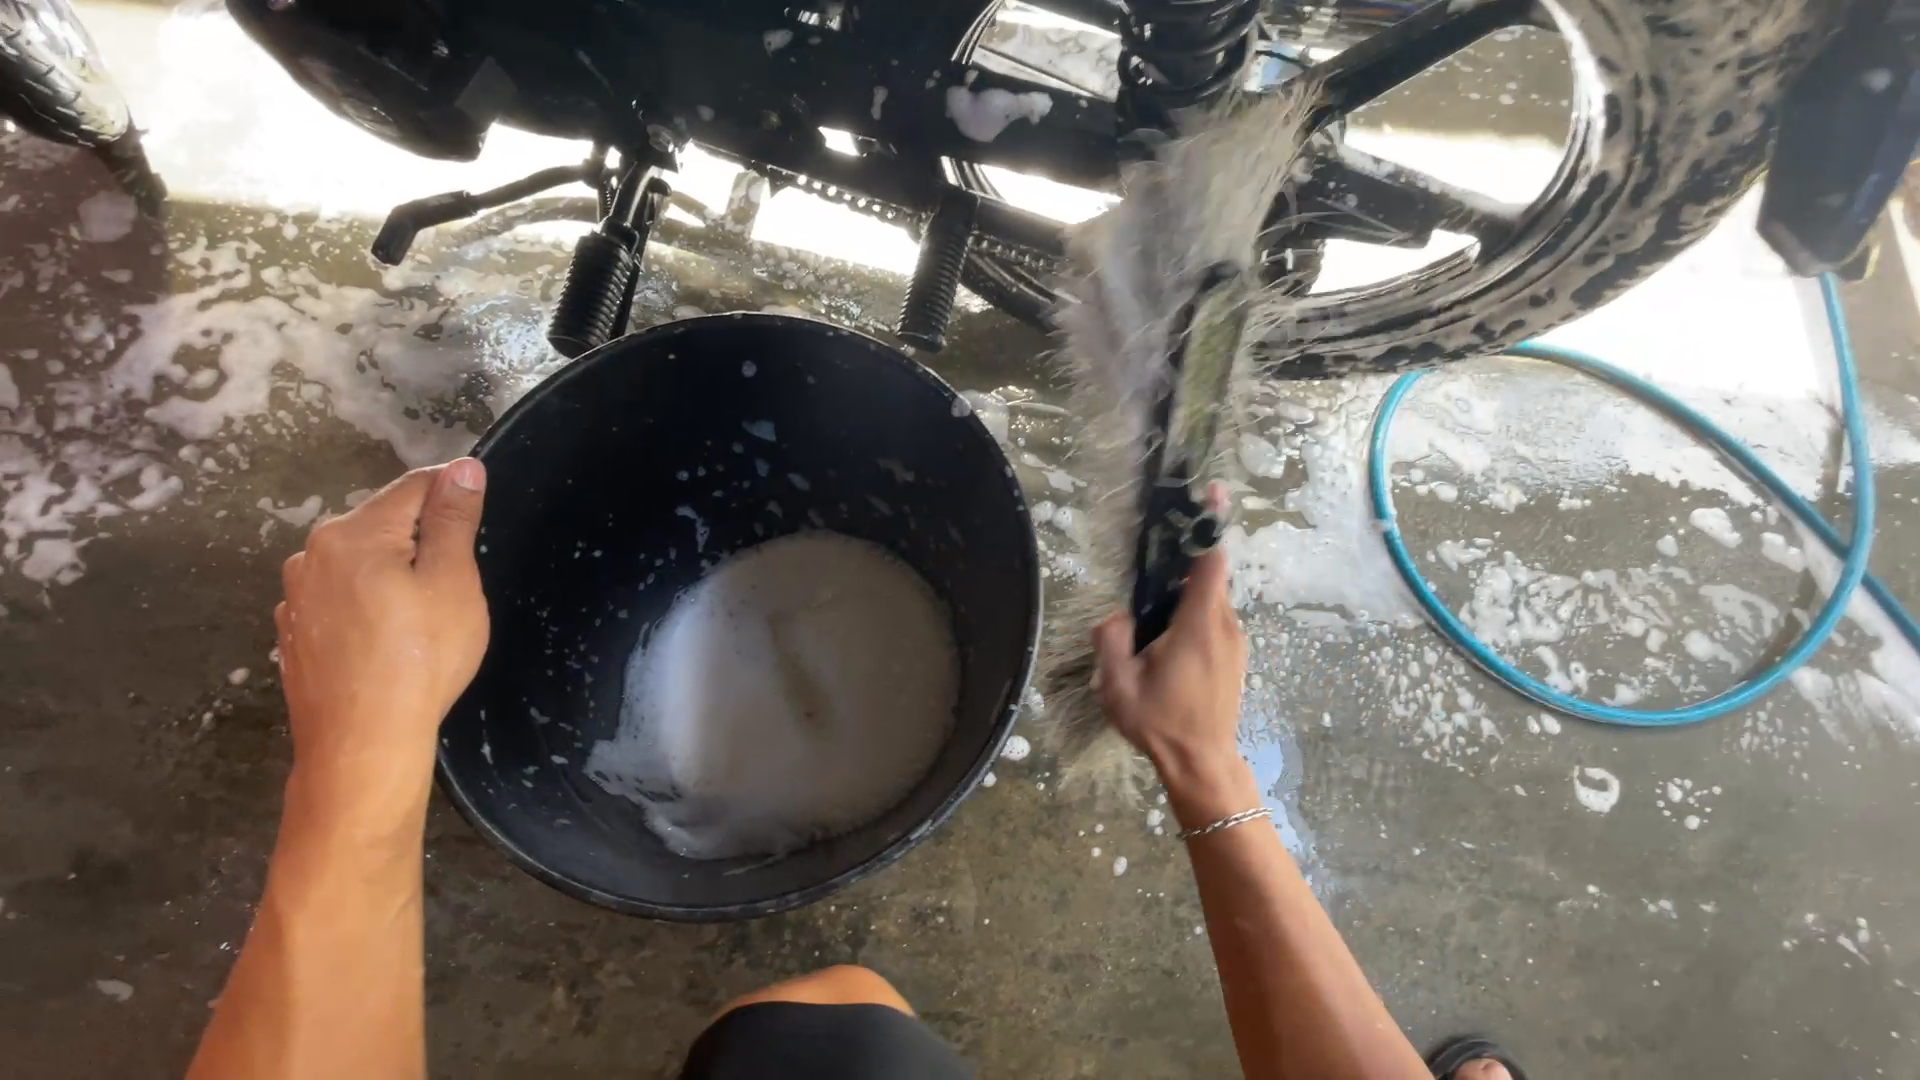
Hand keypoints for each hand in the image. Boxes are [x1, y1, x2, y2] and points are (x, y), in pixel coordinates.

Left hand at [275, 460, 489, 823]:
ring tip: (427, 609)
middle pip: (384, 522)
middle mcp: (313, 553)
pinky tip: (390, 634)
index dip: (455, 492)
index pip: (415, 486)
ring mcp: (297, 594)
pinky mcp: (295, 630)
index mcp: (354, 533)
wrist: (362, 740)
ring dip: (395, 568)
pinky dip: (370, 598)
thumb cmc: (422, 656)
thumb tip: (463, 467)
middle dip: (424, 536)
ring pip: (361, 560)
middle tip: (460, 577)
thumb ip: (453, 520)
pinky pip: (342, 593)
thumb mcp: (453, 582)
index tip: (481, 516)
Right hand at [1091, 546, 1253, 826]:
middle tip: (1148, 572)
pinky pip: (1213, 618)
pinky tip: (1167, 641)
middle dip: (1181, 564)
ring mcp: (1235, 641)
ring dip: (1184, 595)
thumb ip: (1109, 641)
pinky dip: (1193, 613)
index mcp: (1198, 627)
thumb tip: (1114, 617)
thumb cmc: (1160, 724)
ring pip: (1209, 599)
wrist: (1203, 763)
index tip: (1212, 492)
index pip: (1211, 563)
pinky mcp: (1234, 655)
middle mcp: (1224, 627)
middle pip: (1207, 577)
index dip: (1211, 525)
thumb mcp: (1117, 686)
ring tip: (1152, 621)